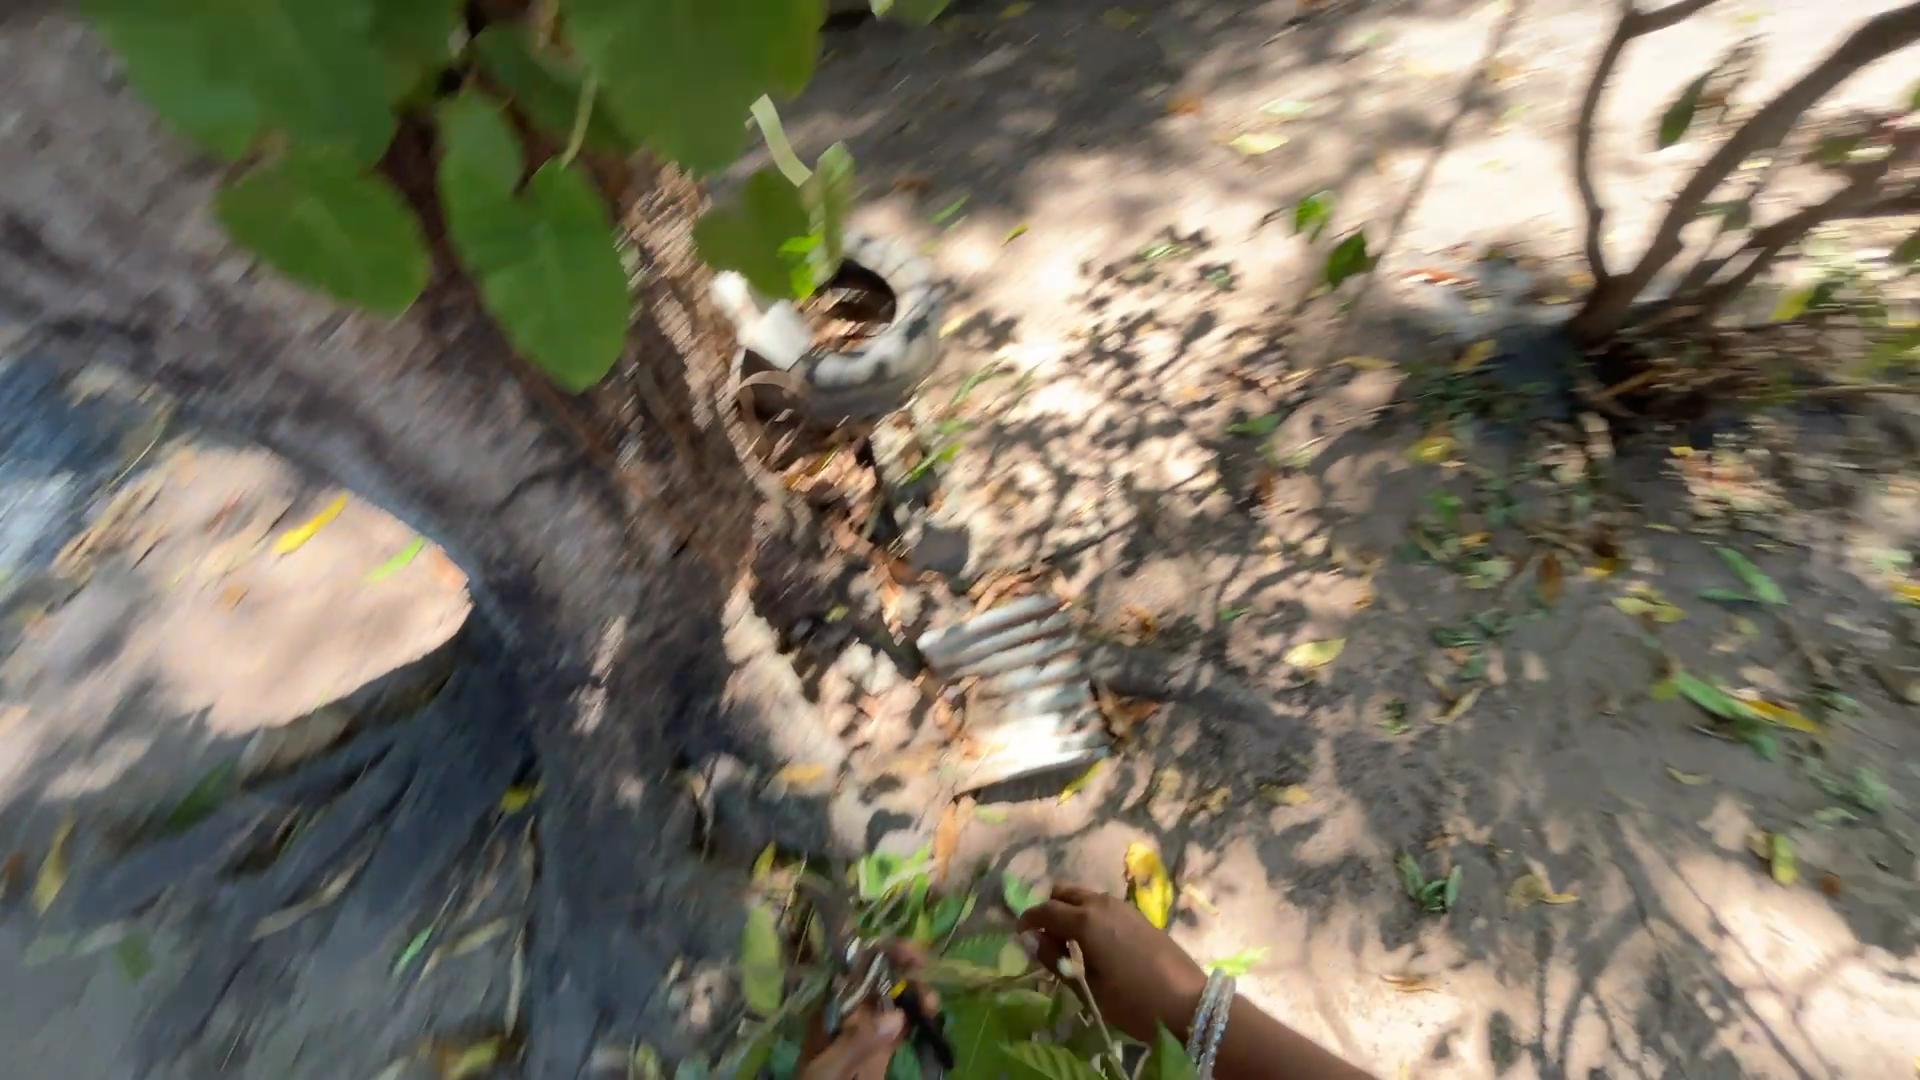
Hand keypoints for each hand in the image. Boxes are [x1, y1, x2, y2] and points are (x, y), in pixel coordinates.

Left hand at [796, 942, 936, 1079]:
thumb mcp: (827, 1069)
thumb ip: (857, 1042)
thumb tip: (896, 1016)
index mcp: (834, 1006)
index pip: (859, 966)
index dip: (886, 953)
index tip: (911, 953)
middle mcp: (852, 1011)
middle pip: (883, 978)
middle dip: (908, 973)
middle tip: (927, 982)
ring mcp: (868, 1030)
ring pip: (897, 1000)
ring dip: (916, 995)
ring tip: (932, 1004)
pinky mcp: (881, 1051)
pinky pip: (902, 1026)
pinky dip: (918, 1018)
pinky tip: (931, 1018)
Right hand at [1017, 884, 1207, 1044]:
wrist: (1189, 1004)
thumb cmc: (1134, 1001)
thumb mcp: (1089, 988)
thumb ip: (1057, 960)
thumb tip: (1032, 942)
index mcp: (1084, 920)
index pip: (1045, 910)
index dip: (1028, 920)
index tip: (1021, 935)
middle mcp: (1100, 903)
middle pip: (1063, 893)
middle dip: (1050, 911)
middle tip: (1049, 941)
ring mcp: (1121, 905)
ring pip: (1084, 896)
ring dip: (1071, 911)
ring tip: (1073, 945)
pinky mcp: (1137, 913)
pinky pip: (1102, 904)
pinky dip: (1090, 915)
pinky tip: (1098, 944)